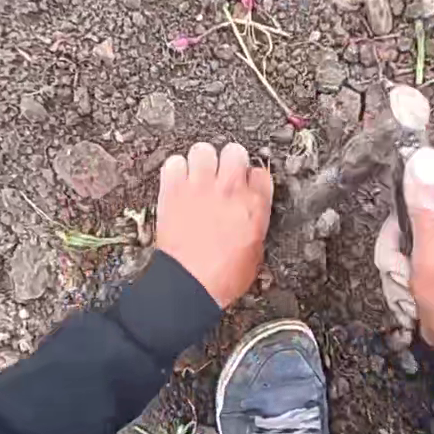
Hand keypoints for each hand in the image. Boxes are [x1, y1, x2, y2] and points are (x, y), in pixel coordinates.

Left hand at [155, 142, 272, 307]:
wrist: (190, 285)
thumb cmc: (223, 276)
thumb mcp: (256, 250)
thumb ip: (255, 222)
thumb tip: (251, 214)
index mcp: (254, 204)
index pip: (260, 171)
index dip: (251, 178)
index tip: (246, 184)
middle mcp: (229, 189)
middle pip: (235, 150)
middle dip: (230, 160)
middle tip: (223, 174)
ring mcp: (200, 187)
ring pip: (203, 149)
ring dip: (202, 160)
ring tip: (199, 174)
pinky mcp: (173, 191)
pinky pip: (173, 163)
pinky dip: (175, 170)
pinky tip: (179, 182)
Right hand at [375, 148, 433, 345]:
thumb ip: (427, 202)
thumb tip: (422, 155)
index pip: (415, 188)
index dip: (399, 220)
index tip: (403, 245)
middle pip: (405, 217)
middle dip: (398, 250)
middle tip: (409, 273)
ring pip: (403, 241)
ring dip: (400, 268)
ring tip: (414, 287)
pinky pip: (411, 258)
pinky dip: (407, 278)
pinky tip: (417, 294)